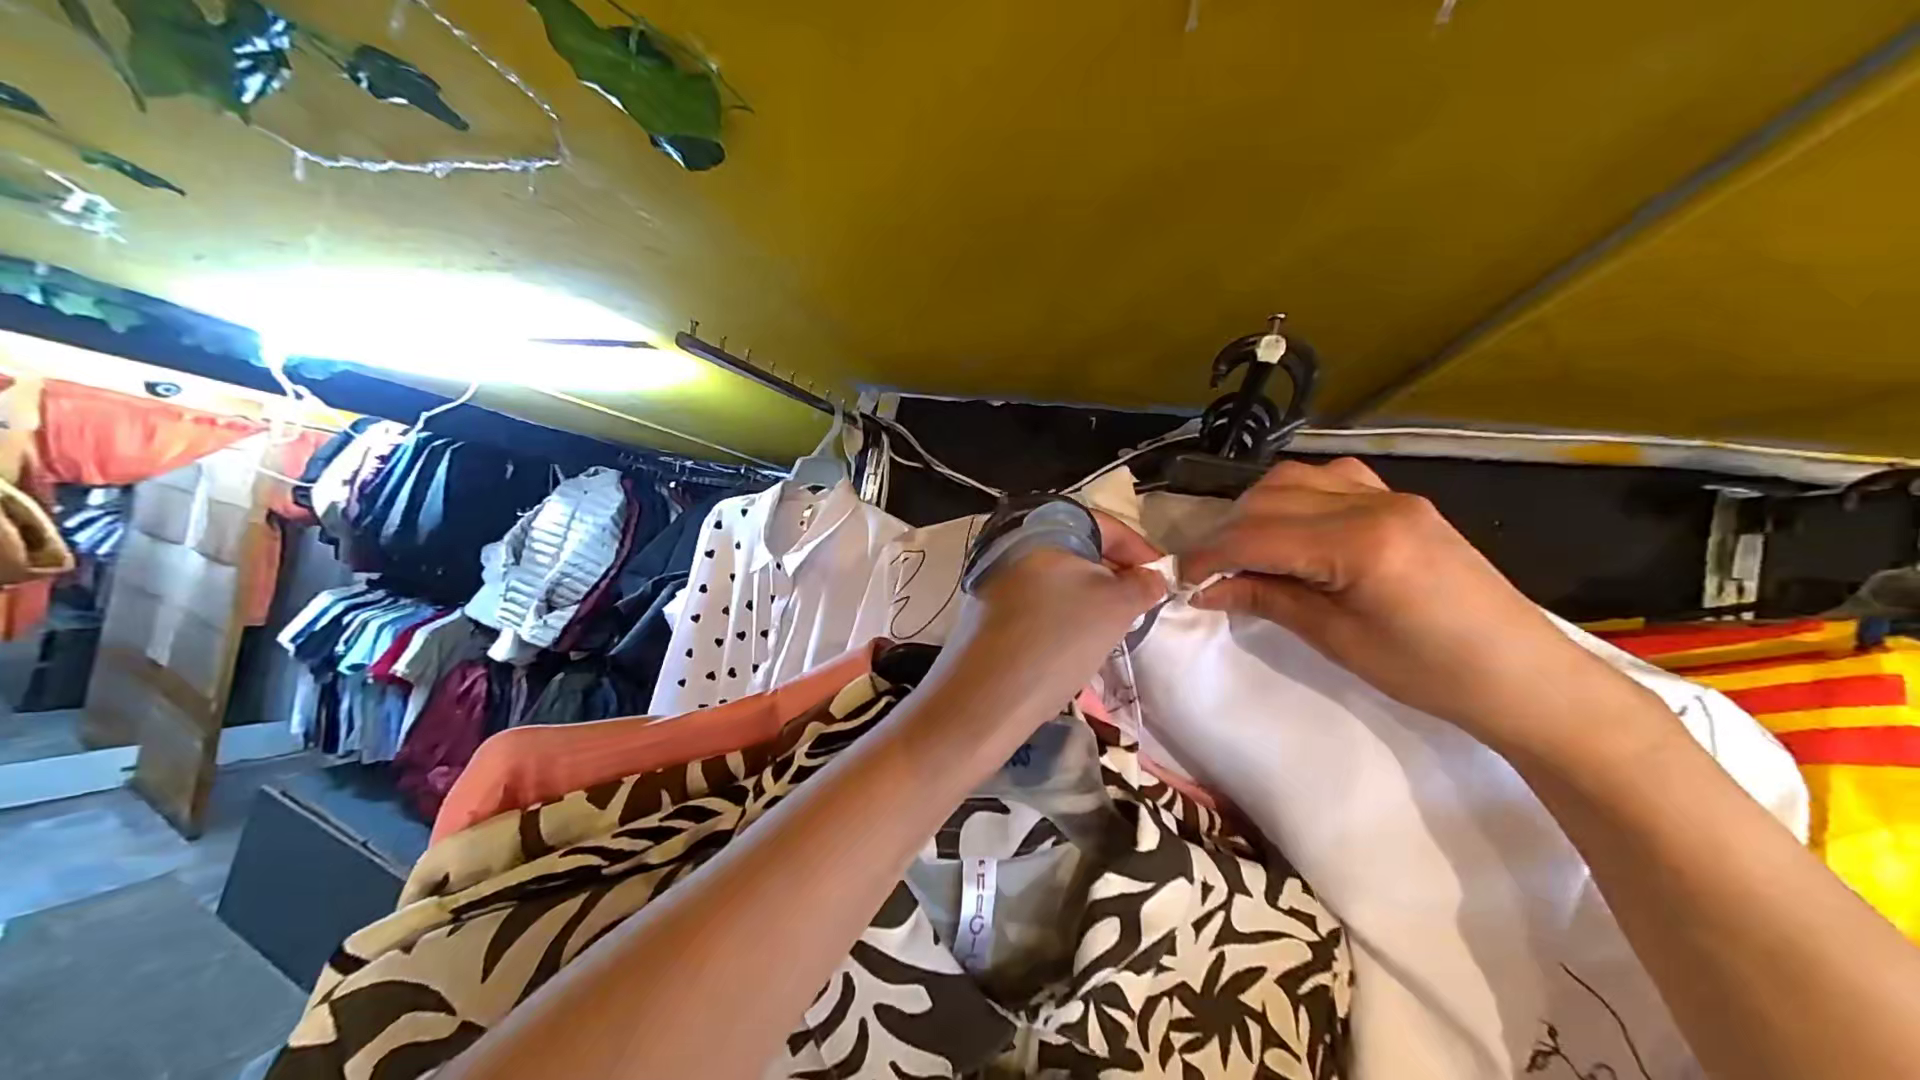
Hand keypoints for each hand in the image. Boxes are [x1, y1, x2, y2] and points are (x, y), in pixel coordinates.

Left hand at [932, 511, 1167, 728]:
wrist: (989, 697)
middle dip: (1117, 576)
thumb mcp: (1114, 607)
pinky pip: (1044, 607)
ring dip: (1094, 601)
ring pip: (1063, 583)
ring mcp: (1002, 584)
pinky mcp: (994, 616)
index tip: (1165, 577)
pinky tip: (1081, 644)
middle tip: (1143, 605)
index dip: (1140, 548)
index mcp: (1043, 533)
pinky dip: (1069, 618)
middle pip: (1081, 554)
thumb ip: (1141, 585)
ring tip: (1116, 628)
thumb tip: (1152, 576)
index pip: (1103, 525)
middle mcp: (1017, 551)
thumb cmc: (1059, 639)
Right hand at [1180, 459, 1656, 758]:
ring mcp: (1392, 496)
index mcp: (1359, 542)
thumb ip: (1268, 598)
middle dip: (1226, 533)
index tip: (1178, 579)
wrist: (1525, 677)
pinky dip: (1296, 498)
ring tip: (1244, 551)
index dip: (1208, 556)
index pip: (1257, 534)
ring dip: (1257, 510)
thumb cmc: (1430, 673)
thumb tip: (1207, 587)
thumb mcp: (1337, 640)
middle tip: (1207, 573)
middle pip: (1269, 498)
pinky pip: (1333, 480)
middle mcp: (1373, 503)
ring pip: (1296, 479)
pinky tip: (1292, 528)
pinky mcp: (1402, 502)